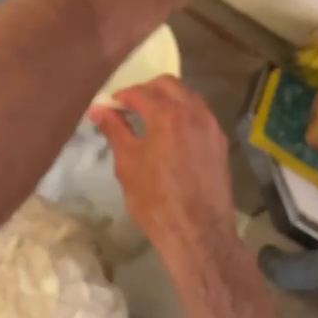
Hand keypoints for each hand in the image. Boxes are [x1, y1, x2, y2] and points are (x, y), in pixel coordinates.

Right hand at [90, 76, 235, 255]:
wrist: (199, 234)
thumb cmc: (156, 200)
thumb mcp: (128, 164)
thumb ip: (114, 130)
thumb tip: (98, 109)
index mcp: (168, 114)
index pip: (141, 91)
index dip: (123, 95)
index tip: (111, 104)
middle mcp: (193, 111)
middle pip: (168, 84)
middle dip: (147, 89)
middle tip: (130, 106)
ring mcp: (211, 126)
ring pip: (188, 96)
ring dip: (168, 98)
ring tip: (151, 118)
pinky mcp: (220, 142)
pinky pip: (200, 114)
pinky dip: (184, 113)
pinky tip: (172, 133)